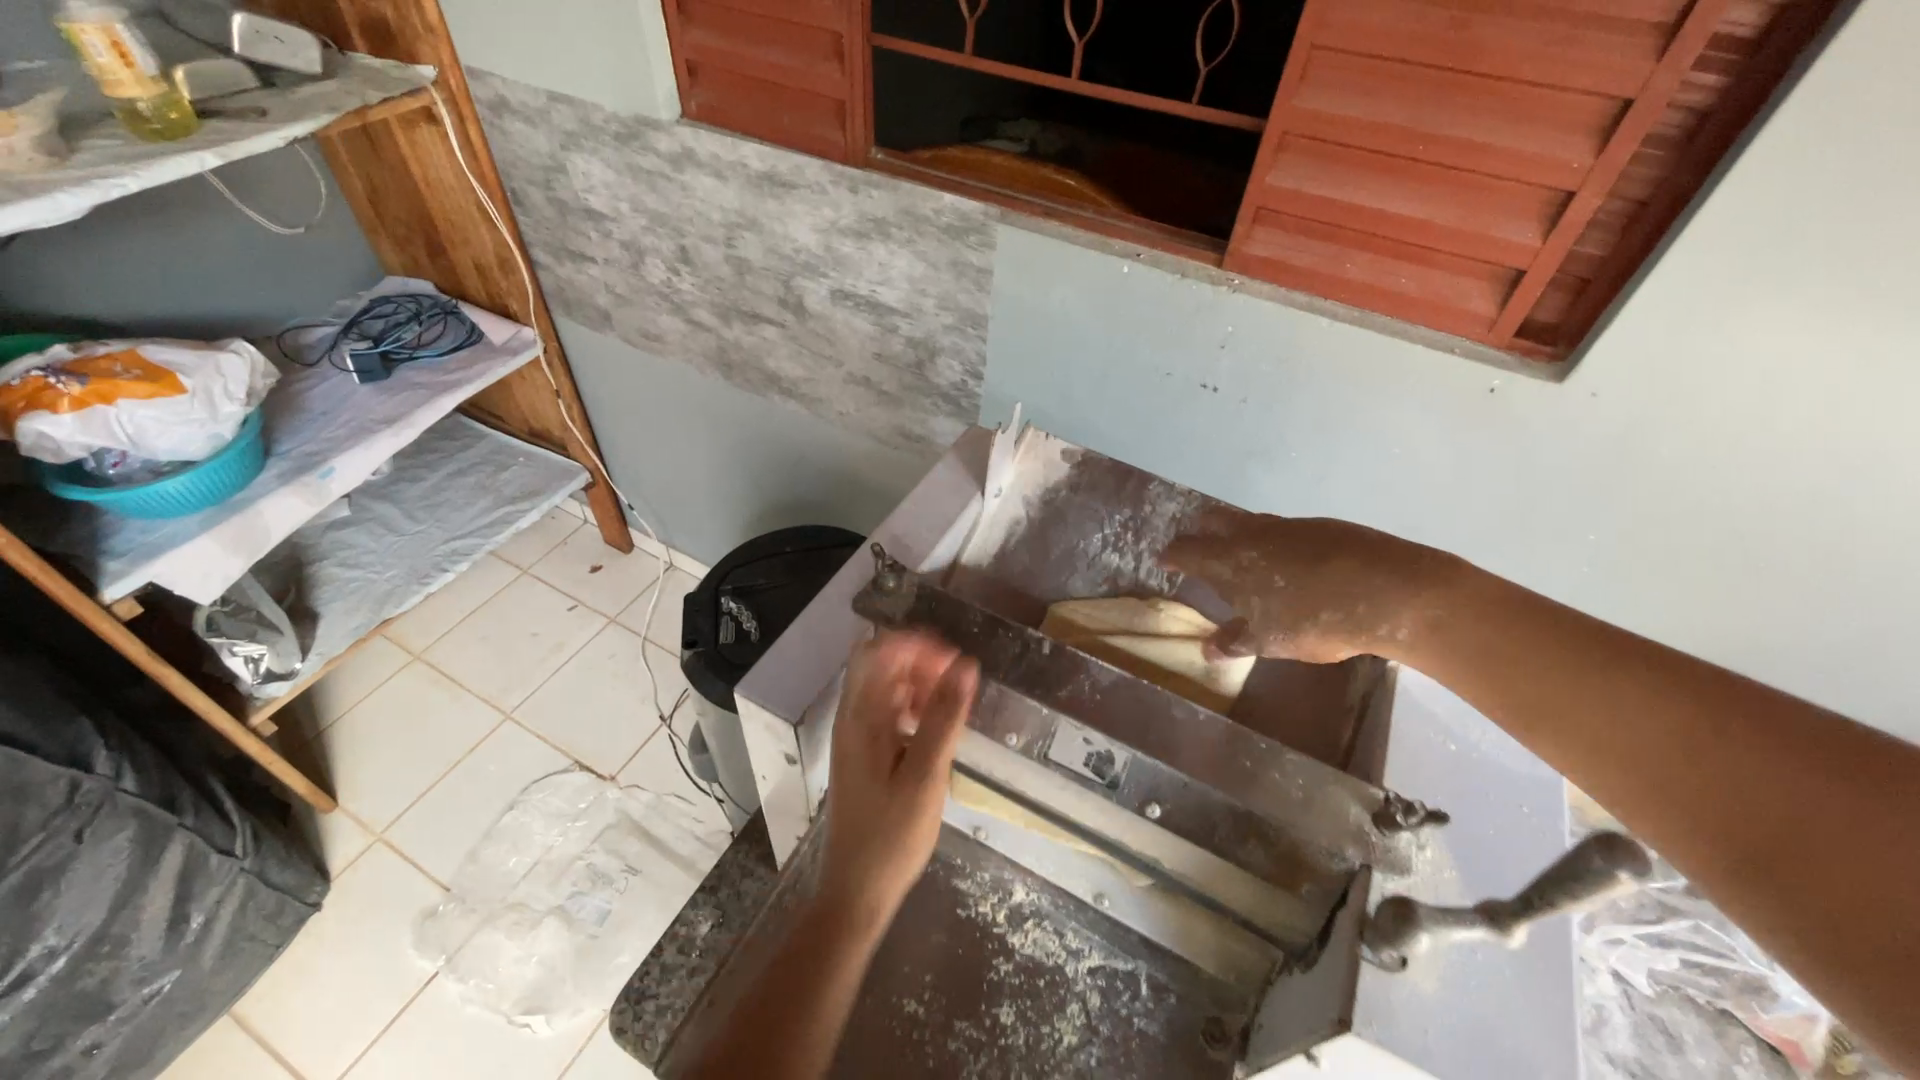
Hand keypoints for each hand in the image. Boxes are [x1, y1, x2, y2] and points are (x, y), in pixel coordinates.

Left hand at [820, 631, 979, 926]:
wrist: (857, 890)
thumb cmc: (892, 836)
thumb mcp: (925, 776)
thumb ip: (946, 718)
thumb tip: (967, 665)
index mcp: (860, 718)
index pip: (878, 651)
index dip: (916, 644)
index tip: (955, 660)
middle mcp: (852, 720)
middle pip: (880, 665)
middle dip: (920, 662)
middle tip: (958, 682)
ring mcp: (855, 739)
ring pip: (885, 689)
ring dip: (918, 685)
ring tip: (953, 706)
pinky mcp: (864, 757)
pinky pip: (887, 714)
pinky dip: (912, 709)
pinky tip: (936, 730)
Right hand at [1162, 510, 1463, 662]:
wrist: (1390, 592)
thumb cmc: (1316, 620)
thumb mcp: (1270, 641)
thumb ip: (1236, 640)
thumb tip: (1208, 649)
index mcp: (1231, 560)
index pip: (1188, 550)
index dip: (1173, 556)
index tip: (1164, 560)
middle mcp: (1254, 534)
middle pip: (1214, 521)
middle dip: (1201, 532)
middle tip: (1197, 549)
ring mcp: (1291, 527)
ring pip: (1251, 522)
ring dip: (1239, 535)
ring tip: (1243, 558)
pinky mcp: (1325, 528)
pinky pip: (1285, 530)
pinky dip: (1276, 542)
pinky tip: (1291, 564)